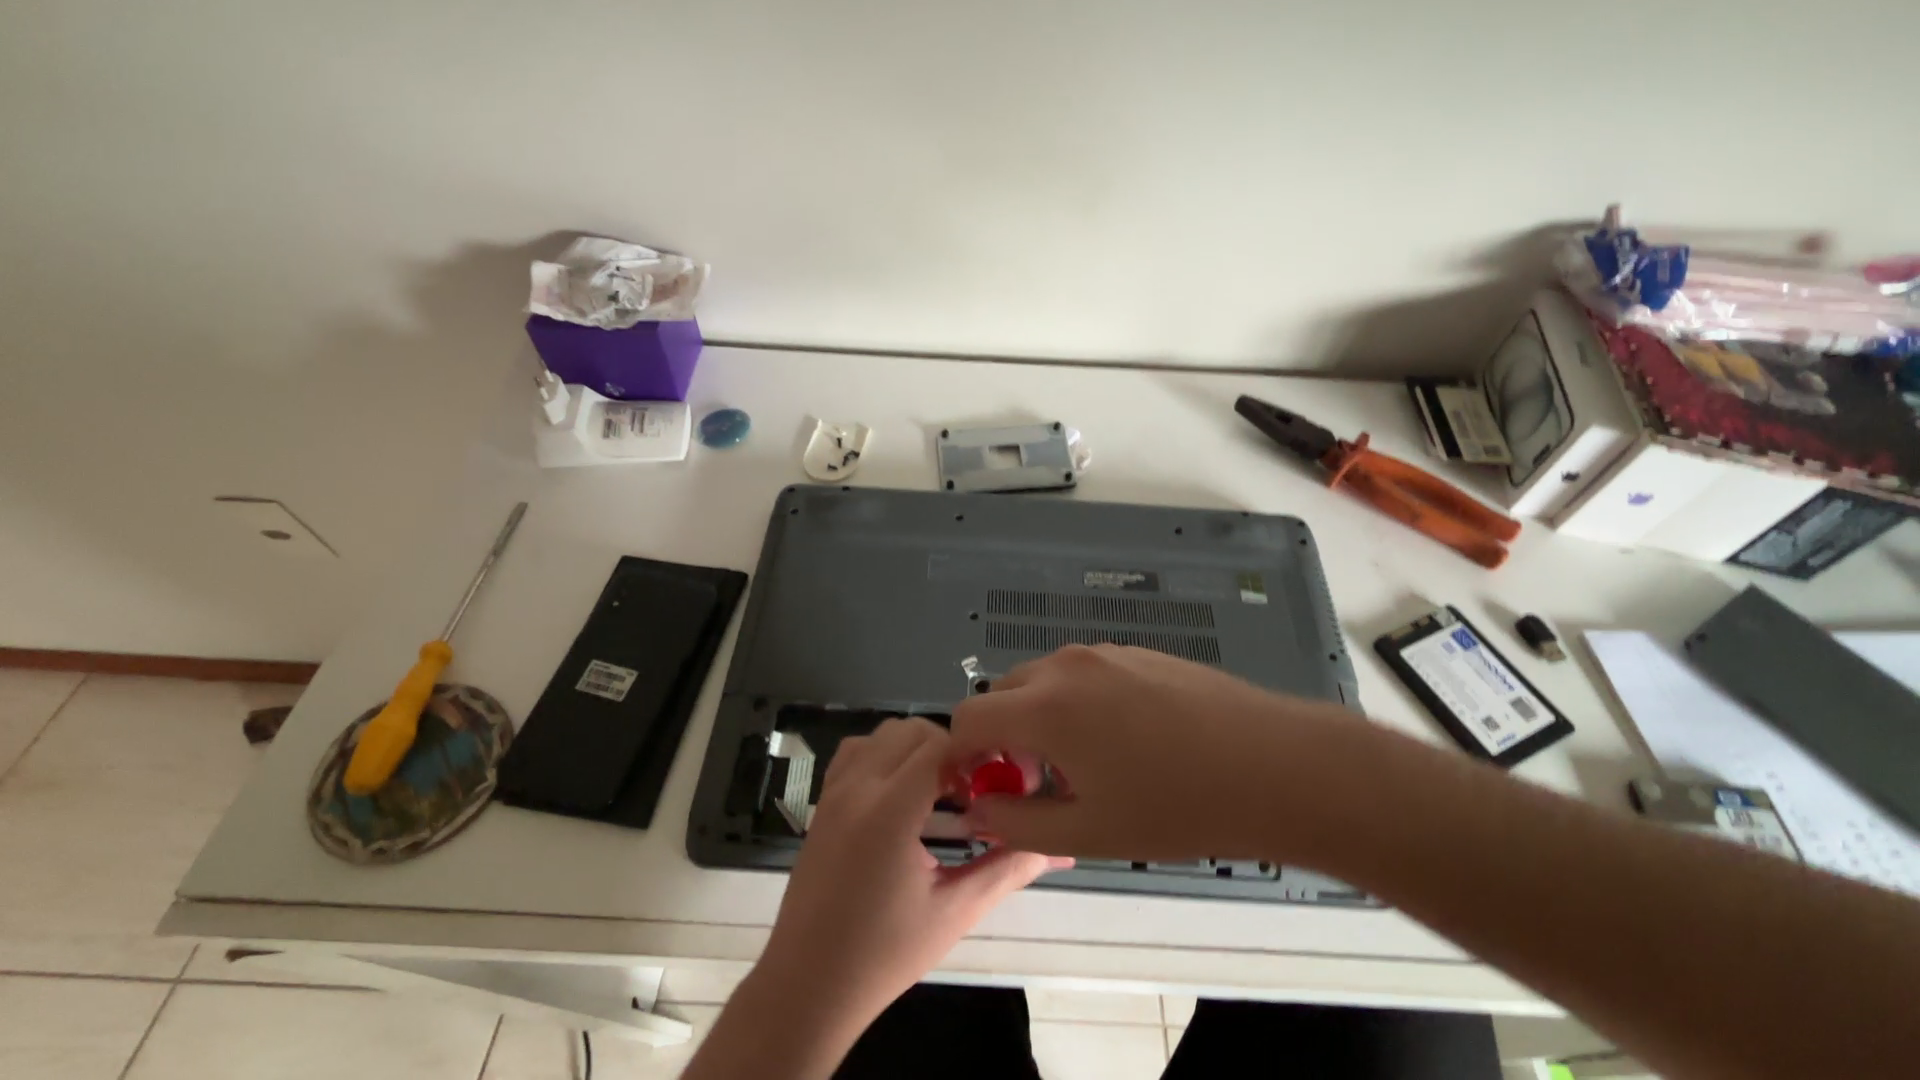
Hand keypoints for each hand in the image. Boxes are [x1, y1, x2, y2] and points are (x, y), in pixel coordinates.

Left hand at [753, 718, 1066, 1032]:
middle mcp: (857, 788)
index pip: (941, 746)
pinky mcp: (822, 805)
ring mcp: (833, 793)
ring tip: (941, 793)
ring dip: (917, 749)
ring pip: (881, 735)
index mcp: (889, 811)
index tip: (1000, 784)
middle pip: (912, 731)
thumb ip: (1007, 869)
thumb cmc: (885, 954)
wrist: (808, 984)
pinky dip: (884, 757)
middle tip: (975, 793)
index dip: (977, 755)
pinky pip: (855, 754)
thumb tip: (1059, 849)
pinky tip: (904, 798)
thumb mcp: (955, 911)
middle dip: (951, 750)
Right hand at [948, 644, 1380, 865]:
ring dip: (1037, 718)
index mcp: (1045, 707)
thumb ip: (1016, 824)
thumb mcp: (1088, 833)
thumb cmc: (1178, 807)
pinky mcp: (1141, 653)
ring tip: (1080, 764)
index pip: (967, 717)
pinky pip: (1083, 674)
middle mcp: (1067, 667)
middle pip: (1002, 693)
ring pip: (1044, 681)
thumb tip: (978, 809)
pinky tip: (1122, 742)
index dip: (960, 755)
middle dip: (999, 736)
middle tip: (1030, 783)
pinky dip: (1075, 703)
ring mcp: (1107, 654)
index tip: (978, 788)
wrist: (1276, 766)